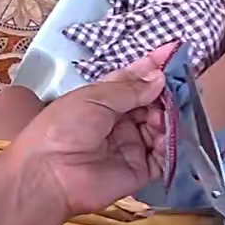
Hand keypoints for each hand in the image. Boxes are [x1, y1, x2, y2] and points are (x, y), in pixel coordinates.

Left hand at [8, 42, 177, 217]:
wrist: (49, 174)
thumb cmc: (63, 127)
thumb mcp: (95, 97)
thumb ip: (130, 88)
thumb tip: (160, 77)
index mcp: (103, 100)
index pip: (134, 80)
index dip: (153, 66)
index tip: (175, 50)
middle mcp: (119, 121)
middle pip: (151, 103)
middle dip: (164, 94)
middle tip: (174, 89)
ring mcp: (130, 145)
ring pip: (160, 127)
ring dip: (165, 118)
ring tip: (159, 117)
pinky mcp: (139, 170)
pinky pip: (162, 156)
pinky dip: (169, 145)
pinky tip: (163, 137)